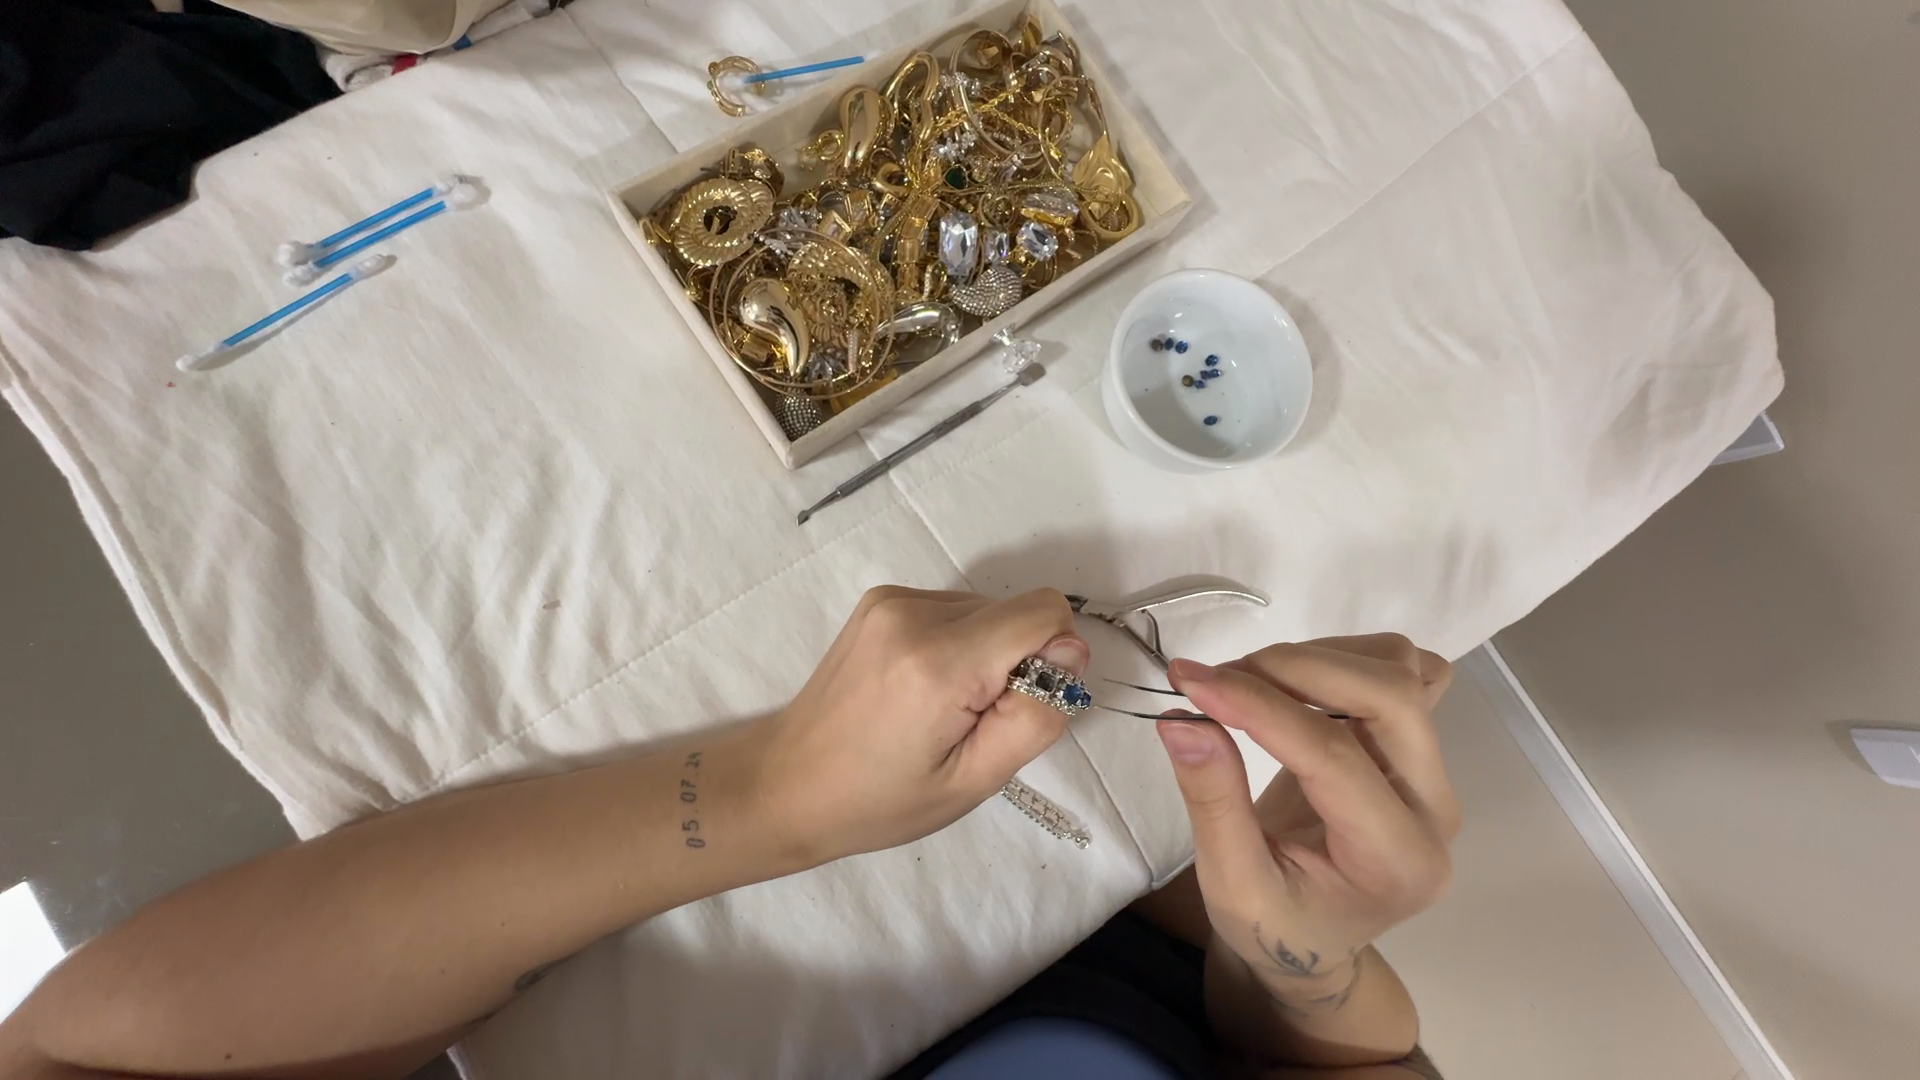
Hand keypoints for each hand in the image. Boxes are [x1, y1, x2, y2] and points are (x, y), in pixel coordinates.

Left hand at [754, 586, 1086, 863]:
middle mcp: (914, 612)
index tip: (1018, 704)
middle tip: (970, 719)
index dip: (1053, 657)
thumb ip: (1034, 714)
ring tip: (939, 706)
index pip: (1043, 612)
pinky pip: (953, 608)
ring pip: (986, 609)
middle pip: (1015, 612)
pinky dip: (957, 642)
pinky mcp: (881, 598)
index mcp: (939, 662)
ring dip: (984, 653)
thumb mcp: (973, 781)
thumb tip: (1070, 651)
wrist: (788, 781)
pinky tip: (921, 685)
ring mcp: (892, 599)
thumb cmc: (882, 800)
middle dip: (1014, 662)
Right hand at [1157, 635, 1458, 1008]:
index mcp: (1395, 859)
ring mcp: (1433, 772)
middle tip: (1216, 680)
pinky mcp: (1418, 746)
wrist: (1312, 936)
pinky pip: (1407, 671)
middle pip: (1389, 696)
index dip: (1257, 706)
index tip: (1188, 680)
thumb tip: (1181, 718)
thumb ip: (1212, 799)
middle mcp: (1433, 810)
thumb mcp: (1230, 882)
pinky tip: (1297, 682)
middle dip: (1291, 669)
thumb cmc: (1274, 923)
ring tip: (1248, 682)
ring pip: (1399, 669)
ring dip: (1315, 658)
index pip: (1333, 755)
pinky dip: (1347, 656)